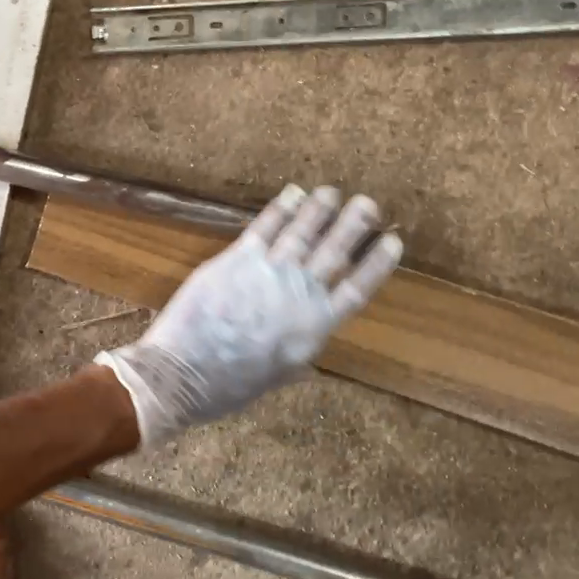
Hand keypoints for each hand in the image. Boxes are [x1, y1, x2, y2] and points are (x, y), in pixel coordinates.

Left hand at [96, 184, 401, 446]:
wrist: (184, 372)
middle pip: (333, 252)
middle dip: (353, 226)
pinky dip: (279, 209)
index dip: (376, 265)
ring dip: (318, 210)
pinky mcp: (235, 259)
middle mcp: (298, 295)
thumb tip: (309, 341)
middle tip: (369, 204)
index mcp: (314, 328)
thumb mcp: (277, 376)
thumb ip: (297, 351)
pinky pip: (263, 228)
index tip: (394, 242)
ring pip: (301, 233)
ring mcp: (267, 272)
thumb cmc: (230, 385)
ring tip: (332, 192)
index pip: (356, 290)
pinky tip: (292, 194)